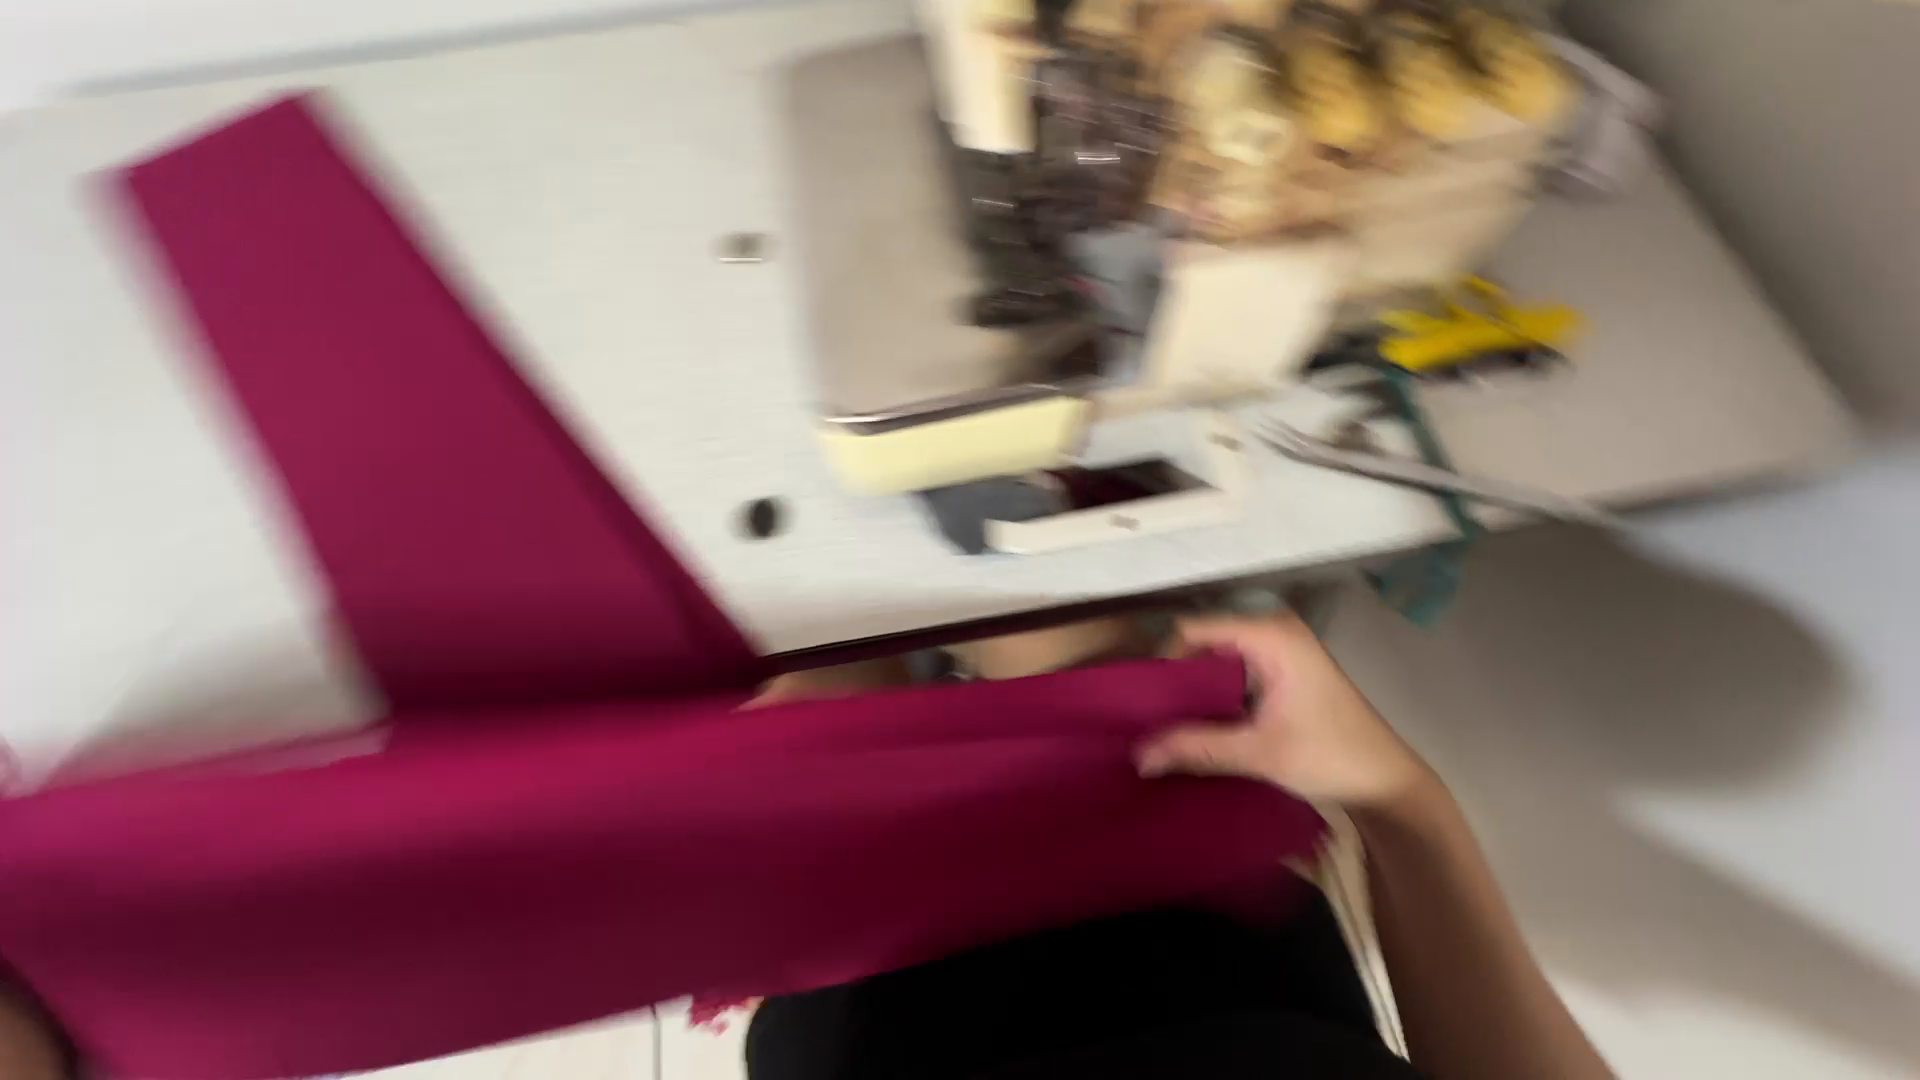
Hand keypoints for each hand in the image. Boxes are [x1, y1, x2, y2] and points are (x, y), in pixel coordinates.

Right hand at [1135, 614, 1432, 807]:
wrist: (1388, 785)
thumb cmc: (1331, 757)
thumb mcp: (1259, 753)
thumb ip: (1196, 748)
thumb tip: (1139, 757)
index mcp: (1270, 636)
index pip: (1193, 630)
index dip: (1164, 661)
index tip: (1144, 701)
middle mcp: (1272, 632)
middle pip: (1202, 642)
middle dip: (1175, 678)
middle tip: (1147, 716)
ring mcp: (1278, 651)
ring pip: (1215, 659)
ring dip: (1192, 691)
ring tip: (1164, 723)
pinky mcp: (1281, 672)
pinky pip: (1231, 672)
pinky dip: (1212, 696)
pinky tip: (1195, 725)